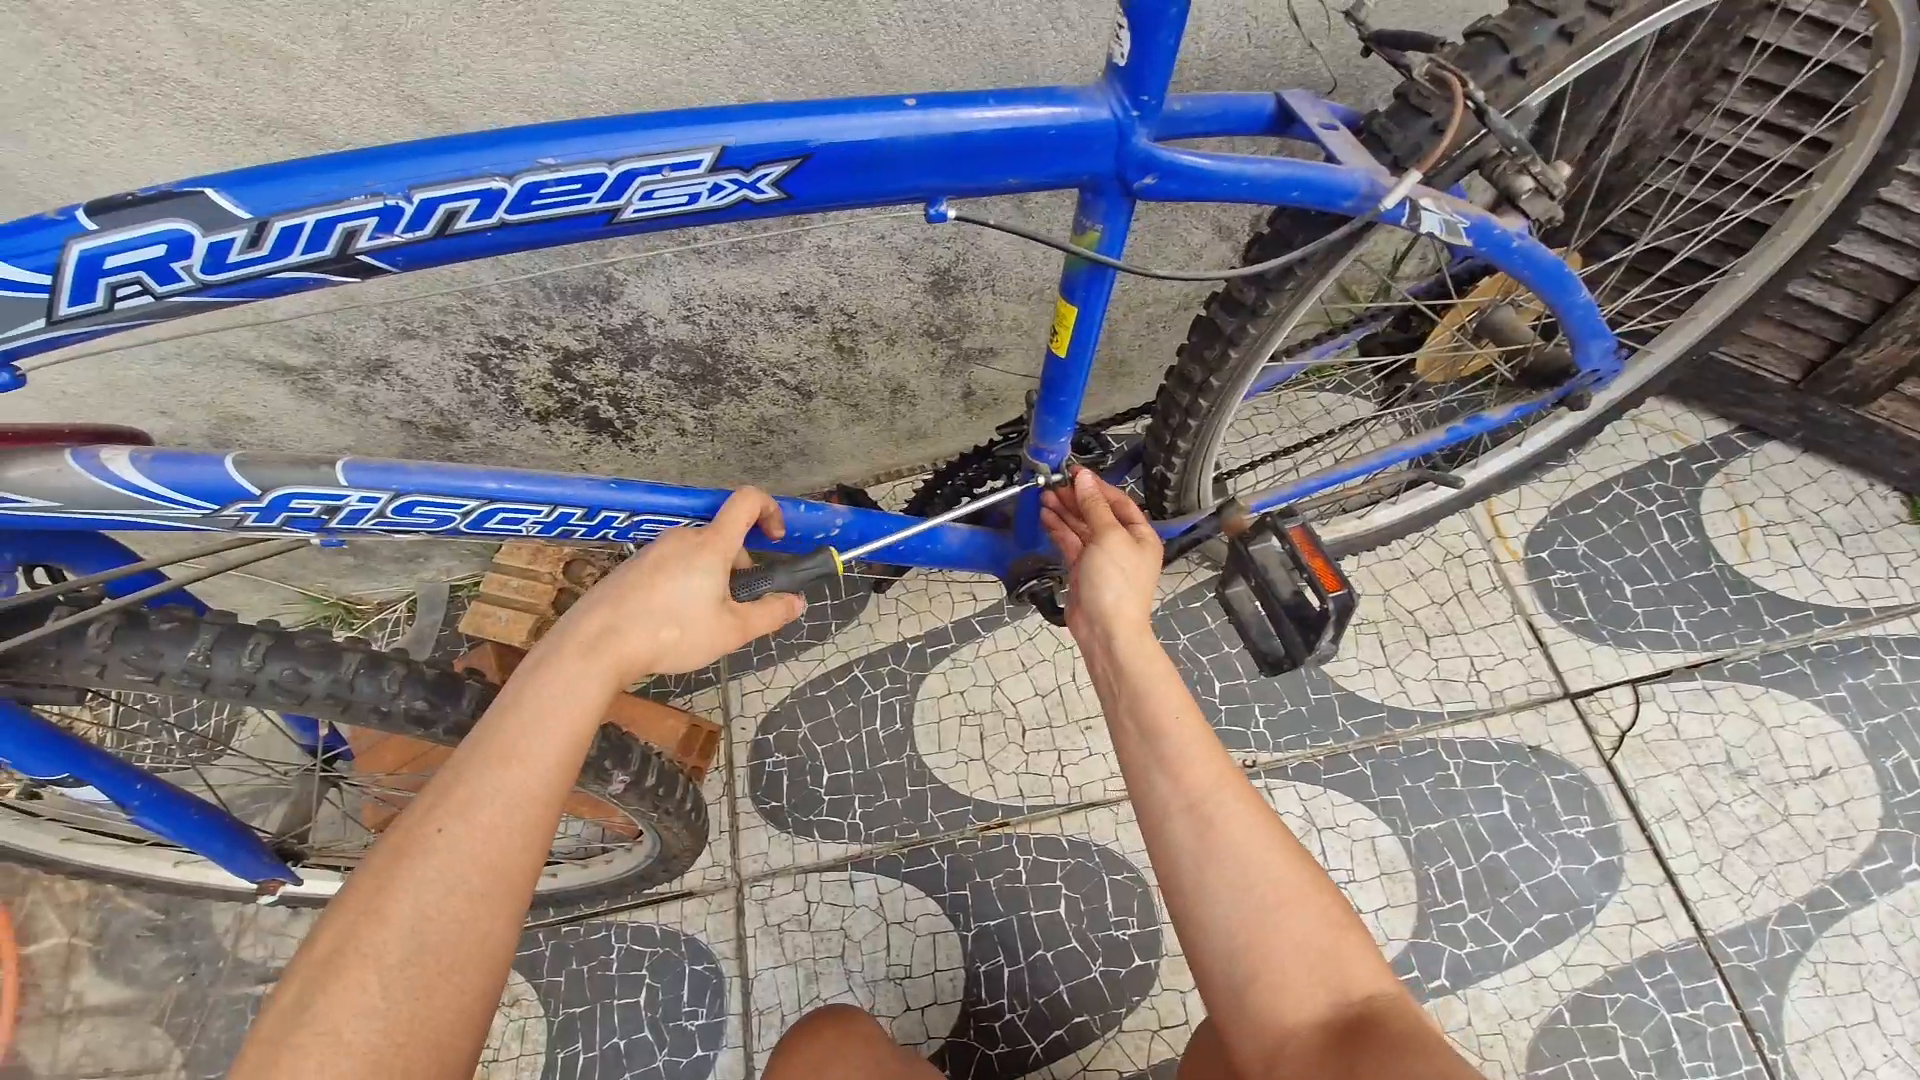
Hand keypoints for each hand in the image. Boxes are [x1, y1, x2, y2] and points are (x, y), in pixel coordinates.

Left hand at [539, 487, 806, 684]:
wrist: (597, 644)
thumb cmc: (672, 633)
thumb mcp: (731, 631)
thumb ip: (770, 614)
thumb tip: (797, 603)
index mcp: (712, 545)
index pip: (748, 501)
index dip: (770, 510)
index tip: (776, 539)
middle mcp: (683, 537)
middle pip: (723, 537)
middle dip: (739, 565)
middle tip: (735, 607)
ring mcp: (655, 550)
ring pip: (697, 554)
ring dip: (712, 577)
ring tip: (702, 620)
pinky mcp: (634, 566)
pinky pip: (672, 565)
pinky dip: (684, 583)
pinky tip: (672, 621)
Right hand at [1040, 466, 1163, 645]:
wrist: (1106, 630)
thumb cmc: (1116, 584)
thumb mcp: (1108, 536)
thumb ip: (1094, 505)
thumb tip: (1084, 478)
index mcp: (1140, 534)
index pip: (1117, 501)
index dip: (1095, 486)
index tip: (1073, 473)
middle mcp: (1122, 544)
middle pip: (1097, 513)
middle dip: (1076, 498)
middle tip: (1053, 484)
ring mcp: (1102, 558)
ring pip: (1081, 527)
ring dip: (1064, 511)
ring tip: (1045, 496)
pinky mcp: (1083, 570)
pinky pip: (1071, 543)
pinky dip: (1059, 529)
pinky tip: (1046, 517)